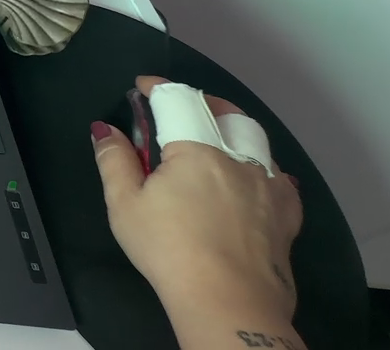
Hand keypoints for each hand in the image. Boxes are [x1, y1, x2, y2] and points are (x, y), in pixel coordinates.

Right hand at [91, 75, 305, 349]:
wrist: (228, 304)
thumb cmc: (169, 248)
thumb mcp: (123, 201)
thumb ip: (114, 159)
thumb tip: (105, 129)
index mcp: (198, 152)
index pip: (179, 102)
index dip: (157, 87)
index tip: (141, 85)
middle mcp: (240, 163)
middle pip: (228, 114)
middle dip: (201, 101)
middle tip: (176, 103)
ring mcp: (269, 191)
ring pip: (257, 143)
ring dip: (232, 129)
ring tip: (211, 134)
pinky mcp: (285, 219)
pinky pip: (279, 179)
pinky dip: (261, 166)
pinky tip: (251, 174)